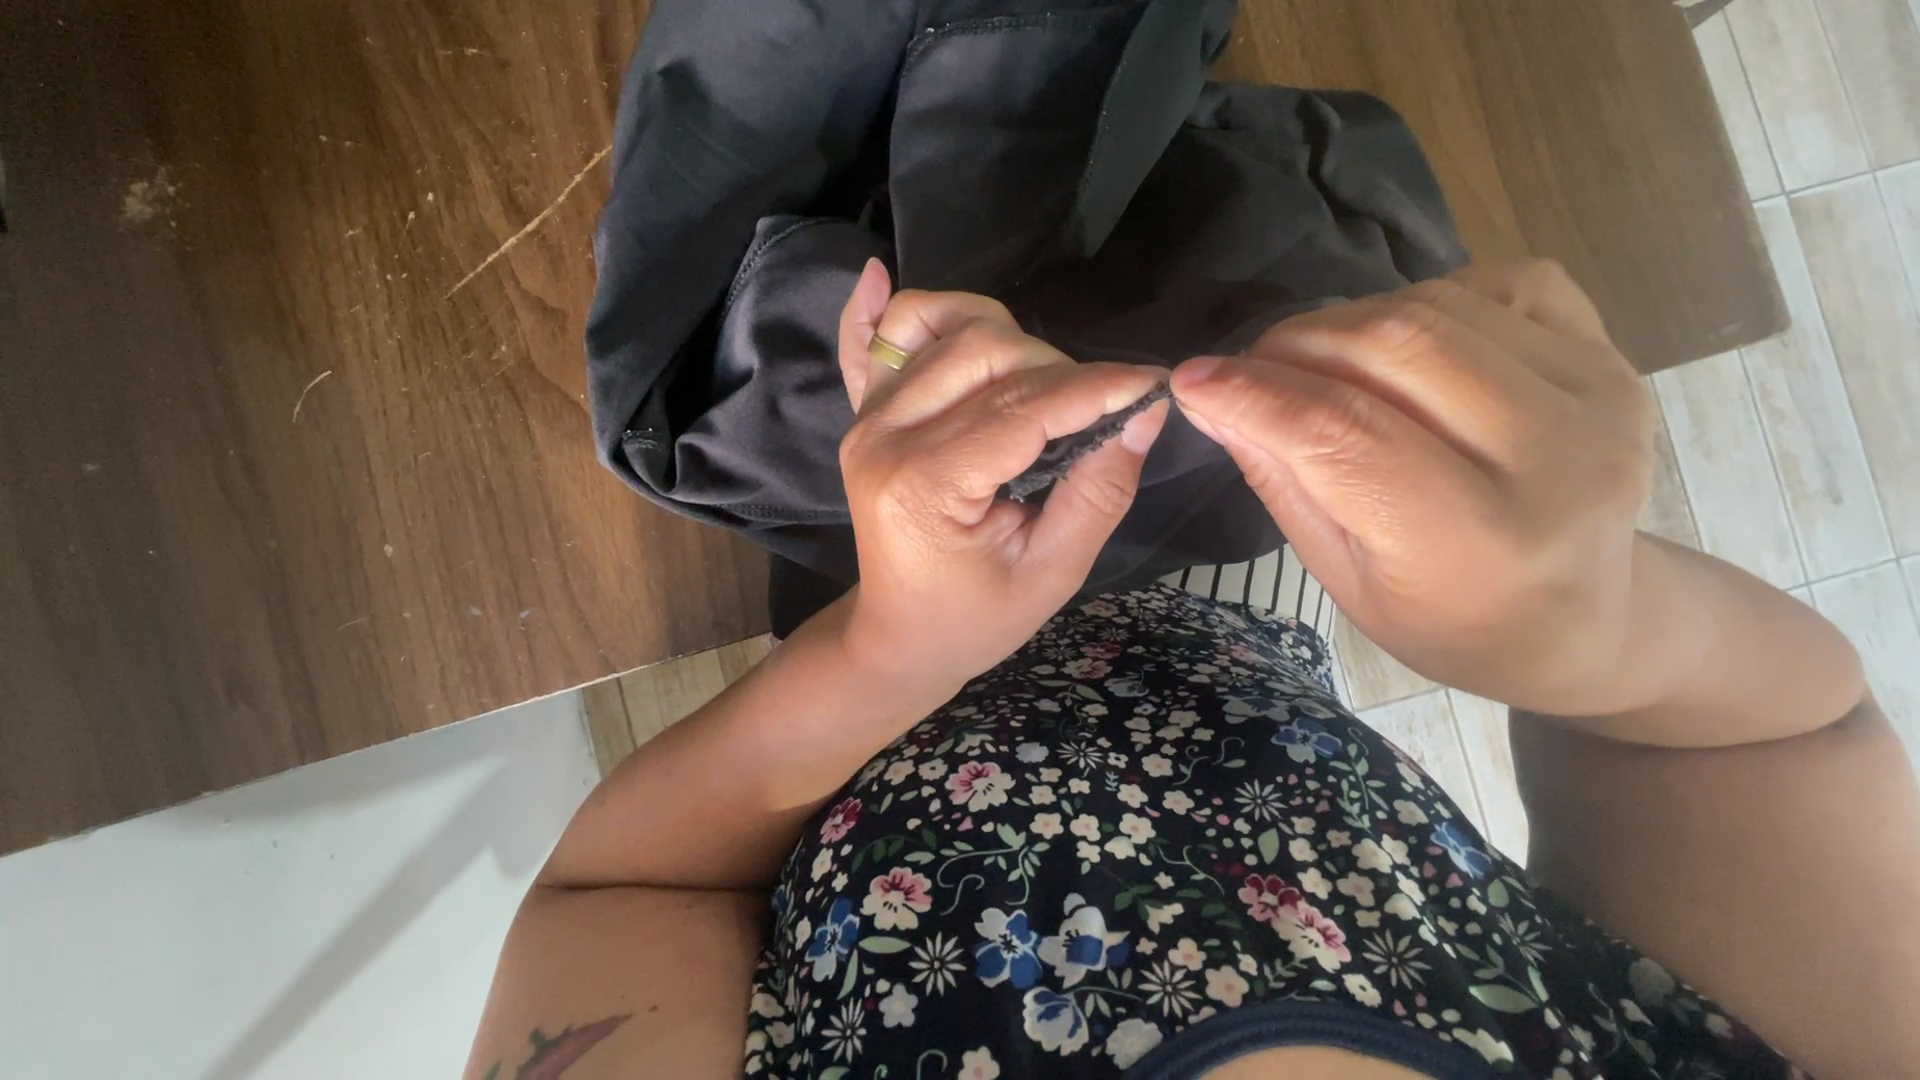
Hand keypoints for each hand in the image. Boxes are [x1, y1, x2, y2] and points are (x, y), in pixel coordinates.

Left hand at [832, 260, 1169, 693]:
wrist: (899, 636)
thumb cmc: (976, 618)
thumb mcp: (1052, 573)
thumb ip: (1098, 492)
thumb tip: (1144, 412)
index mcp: (926, 486)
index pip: (1023, 410)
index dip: (1095, 389)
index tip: (1151, 382)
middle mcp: (884, 436)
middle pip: (984, 352)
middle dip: (1058, 369)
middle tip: (1096, 408)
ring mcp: (866, 420)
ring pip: (941, 328)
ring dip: (1005, 337)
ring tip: (1042, 381)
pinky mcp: (863, 416)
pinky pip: (866, 344)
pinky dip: (874, 308)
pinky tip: (878, 274)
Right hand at [1172, 260, 1656, 713]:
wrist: (1577, 619)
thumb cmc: (1442, 619)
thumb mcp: (1341, 576)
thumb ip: (1281, 478)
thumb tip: (1210, 396)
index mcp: (1474, 541)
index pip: (1343, 435)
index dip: (1254, 395)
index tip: (1191, 379)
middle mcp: (1554, 456)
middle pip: (1394, 347)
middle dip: (1296, 344)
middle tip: (1250, 369)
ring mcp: (1598, 392)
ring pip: (1437, 305)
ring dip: (1346, 321)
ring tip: (1313, 361)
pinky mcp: (1612, 352)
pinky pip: (1500, 281)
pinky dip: (1426, 298)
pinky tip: (1401, 347)